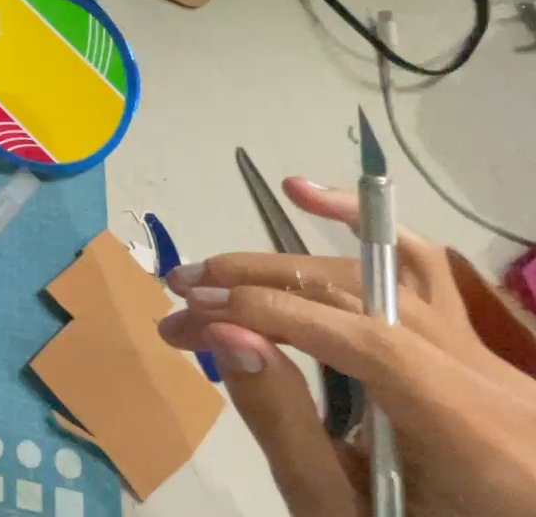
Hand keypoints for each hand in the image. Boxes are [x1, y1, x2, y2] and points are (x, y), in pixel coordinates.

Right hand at [158, 177, 535, 515]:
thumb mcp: (334, 509)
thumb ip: (282, 421)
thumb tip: (222, 330)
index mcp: (479, 438)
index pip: (366, 338)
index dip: (270, 309)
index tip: (191, 310)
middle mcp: (502, 388)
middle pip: (364, 298)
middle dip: (256, 288)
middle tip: (179, 302)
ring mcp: (496, 366)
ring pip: (379, 279)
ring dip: (283, 266)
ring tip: (212, 273)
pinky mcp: (476, 357)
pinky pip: (424, 277)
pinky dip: (366, 233)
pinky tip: (309, 196)